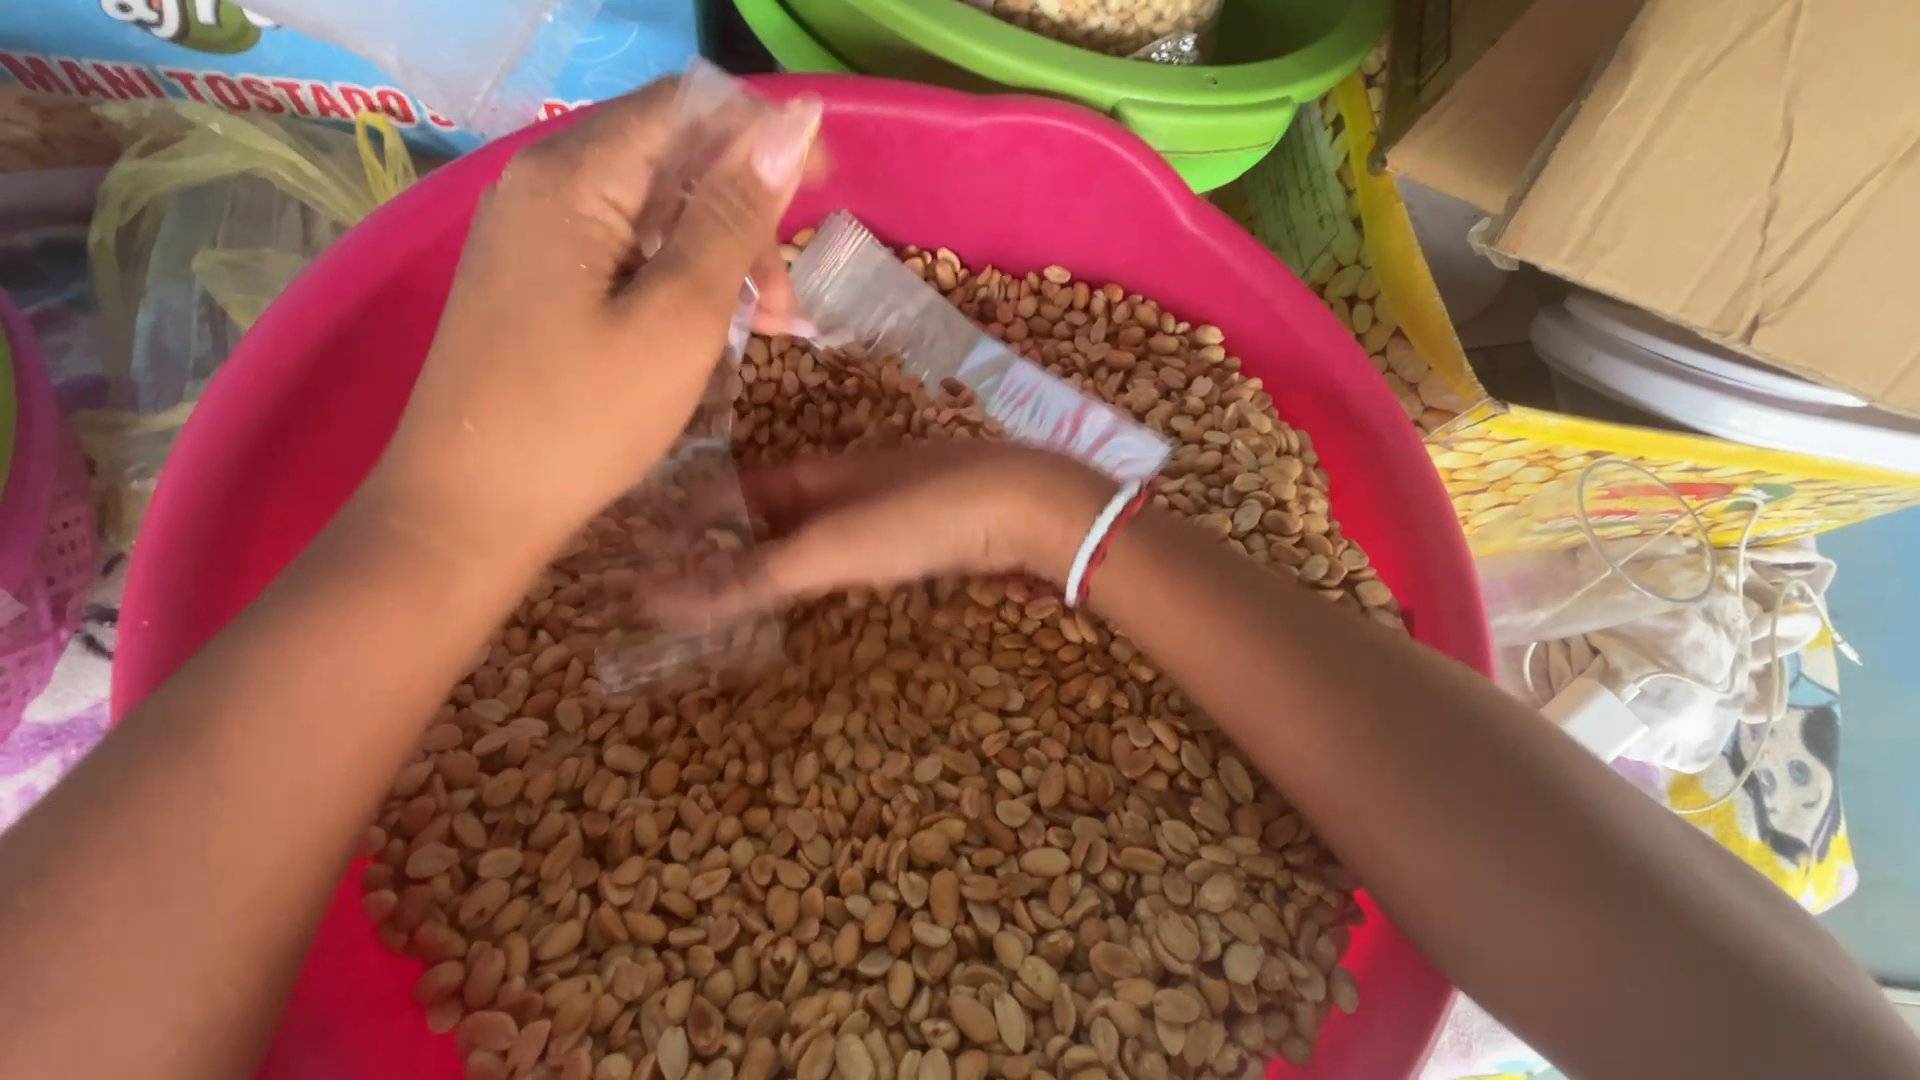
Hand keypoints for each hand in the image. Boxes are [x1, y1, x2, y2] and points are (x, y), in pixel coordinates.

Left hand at [365, 78, 823, 567]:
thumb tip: (792, 122)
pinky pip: (625, 255)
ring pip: (654, 215)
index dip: (762, 134)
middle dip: (745, 216)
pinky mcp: (537, 282)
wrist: (472, 507)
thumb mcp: (678, 317)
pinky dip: (680, 282)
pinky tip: (712, 329)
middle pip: (670, 161)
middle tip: (787, 301)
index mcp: (574, 177)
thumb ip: (733, 216)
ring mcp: (535, 236)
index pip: (686, 108)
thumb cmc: (583, 417)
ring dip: (720, 257)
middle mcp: (545, 185)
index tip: (823, 188)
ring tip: (767, 327)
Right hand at [690, 443, 1115, 613]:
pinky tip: (832, 582)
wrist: (1028, 505)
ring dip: (781, 552)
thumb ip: (752, 575)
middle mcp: (846, 480)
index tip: (654, 547)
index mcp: (814, 474)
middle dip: (733, 539)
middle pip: (773, 508)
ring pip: (817, 525)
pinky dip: (829, 562)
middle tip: (693, 580)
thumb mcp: (830, 549)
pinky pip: (858, 542)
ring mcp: (889, 500)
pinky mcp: (925, 525)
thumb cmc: (922, 518)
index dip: (693, 516)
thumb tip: (659, 600)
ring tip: (747, 587)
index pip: (733, 489)